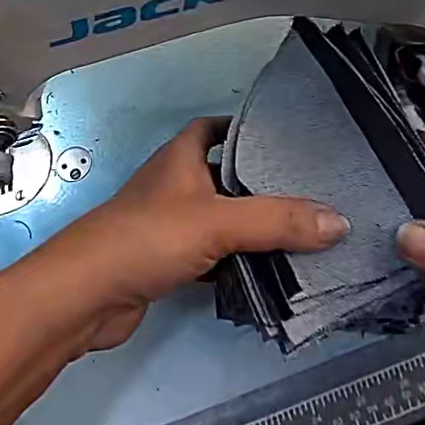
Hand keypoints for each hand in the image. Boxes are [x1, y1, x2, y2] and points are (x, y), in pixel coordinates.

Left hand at [29, 117, 347, 350]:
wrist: (86, 296)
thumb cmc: (147, 238)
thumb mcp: (218, 221)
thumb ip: (277, 220)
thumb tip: (338, 222)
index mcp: (180, 157)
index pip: (213, 127)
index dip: (242, 128)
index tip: (283, 140)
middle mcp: (172, 184)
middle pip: (221, 174)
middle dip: (256, 182)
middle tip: (302, 190)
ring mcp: (166, 224)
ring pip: (216, 217)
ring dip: (246, 225)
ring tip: (294, 230)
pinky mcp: (163, 261)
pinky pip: (208, 253)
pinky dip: (231, 260)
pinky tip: (261, 271)